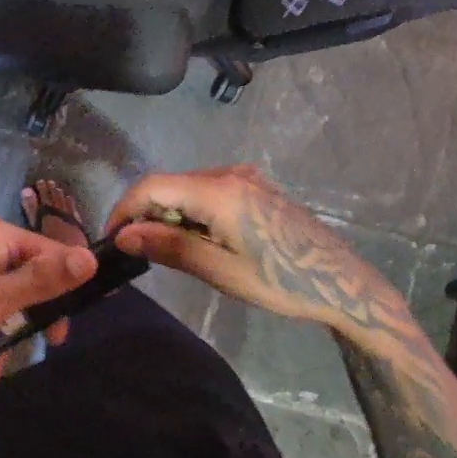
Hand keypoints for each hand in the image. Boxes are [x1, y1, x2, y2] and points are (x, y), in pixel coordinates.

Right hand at [108, 166, 389, 326]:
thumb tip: (124, 235)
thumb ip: (170, 247)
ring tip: (171, 252)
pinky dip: (192, 212)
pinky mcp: (256, 187)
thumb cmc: (281, 282)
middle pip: (168, 184)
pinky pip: (208, 191)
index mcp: (219, 191)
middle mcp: (229, 174)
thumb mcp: (220, 270)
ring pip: (186, 188)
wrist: (343, 283)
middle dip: (146, 214)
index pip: (151, 187)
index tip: (113, 241)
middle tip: (140, 253)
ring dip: (169, 215)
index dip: (124, 210)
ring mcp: (245, 178)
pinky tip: (201, 241)